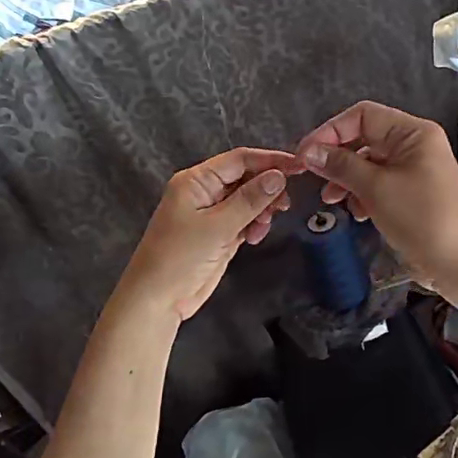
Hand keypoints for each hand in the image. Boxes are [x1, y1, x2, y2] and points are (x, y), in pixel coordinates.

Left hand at [110, 148, 297, 321]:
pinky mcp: (217, 234)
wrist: (157, 298)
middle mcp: (203, 192)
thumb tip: (279, 176)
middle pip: (244, 178)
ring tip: (265, 225)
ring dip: (261, 209)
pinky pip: (242, 220)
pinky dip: (253, 225)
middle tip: (285, 204)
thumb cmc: (181, 257)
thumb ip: (250, 200)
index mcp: (196, 181)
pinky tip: (255, 236)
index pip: (239, 160)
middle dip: (266, 188)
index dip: (270, 160)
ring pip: (246, 200)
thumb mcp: (218, 226)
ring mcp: (210, 214)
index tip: (299, 165)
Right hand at [295, 101, 457, 289]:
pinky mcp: (410, 192)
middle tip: (312, 176)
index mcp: (412, 133)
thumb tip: (308, 152)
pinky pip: (377, 182)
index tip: (305, 154)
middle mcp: (413, 144)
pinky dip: (361, 193)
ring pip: (367, 162)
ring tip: (331, 199)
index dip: (330, 131)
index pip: (362, 116)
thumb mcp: (375, 188)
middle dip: (336, 157)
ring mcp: (412, 169)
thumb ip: (340, 166)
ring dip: (345, 178)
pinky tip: (356, 211)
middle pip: (363, 138)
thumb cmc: (421, 218)